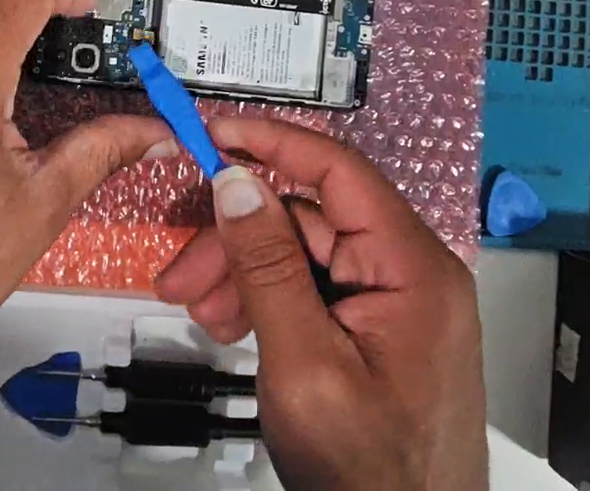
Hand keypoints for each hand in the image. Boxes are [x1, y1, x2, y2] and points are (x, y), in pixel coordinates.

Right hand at [154, 117, 486, 490]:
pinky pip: (304, 284)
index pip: (338, 170)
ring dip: (238, 272)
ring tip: (198, 313)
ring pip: (294, 250)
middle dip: (235, 239)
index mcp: (411, 268)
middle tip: (179, 276)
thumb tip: (235, 180)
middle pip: (303, 217)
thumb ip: (268, 266)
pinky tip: (227, 325)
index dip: (271, 141)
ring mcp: (388, 298)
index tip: (210, 133)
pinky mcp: (369, 323)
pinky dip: (259, 296)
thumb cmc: (365, 471)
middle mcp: (405, 270)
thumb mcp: (304, 364)